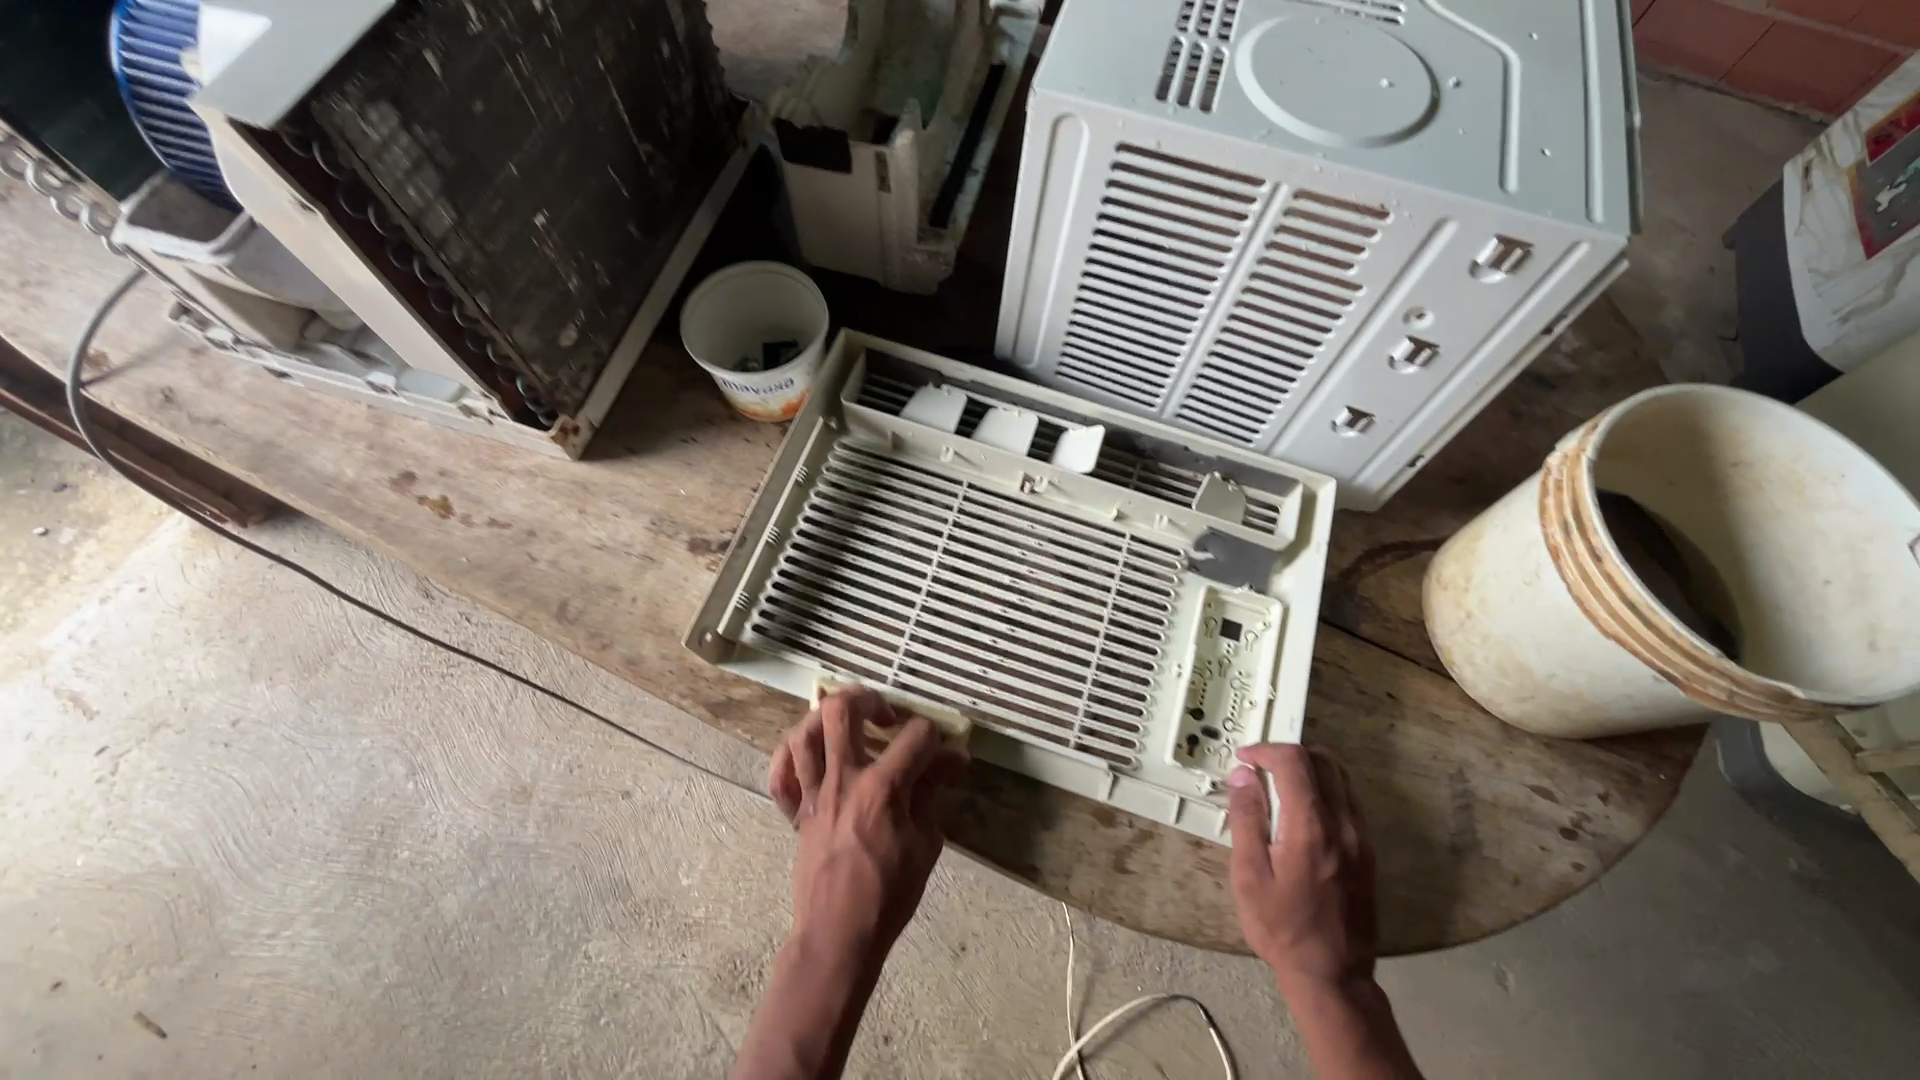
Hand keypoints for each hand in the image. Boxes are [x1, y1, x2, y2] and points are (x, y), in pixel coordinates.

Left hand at [768, 690, 967, 956]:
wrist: (838, 935)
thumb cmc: (889, 895)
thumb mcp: (926, 844)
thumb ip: (934, 792)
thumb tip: (955, 758)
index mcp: (882, 788)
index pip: (916, 736)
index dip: (936, 738)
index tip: (944, 753)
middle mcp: (842, 779)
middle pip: (841, 710)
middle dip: (869, 699)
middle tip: (887, 717)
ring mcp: (813, 794)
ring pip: (804, 733)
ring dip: (826, 720)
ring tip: (849, 728)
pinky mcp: (795, 813)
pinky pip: (781, 774)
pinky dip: (791, 759)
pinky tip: (812, 757)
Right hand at [1227, 743, 1377, 987]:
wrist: (1332, 973)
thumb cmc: (1281, 928)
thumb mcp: (1249, 875)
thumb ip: (1247, 819)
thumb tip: (1243, 775)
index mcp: (1311, 829)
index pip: (1294, 763)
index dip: (1265, 750)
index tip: (1244, 759)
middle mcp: (1344, 825)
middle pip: (1323, 760)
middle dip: (1288, 753)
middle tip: (1259, 767)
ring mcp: (1362, 837)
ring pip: (1341, 776)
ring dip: (1308, 767)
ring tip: (1278, 783)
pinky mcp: (1368, 850)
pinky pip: (1349, 799)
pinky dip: (1324, 787)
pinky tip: (1301, 807)